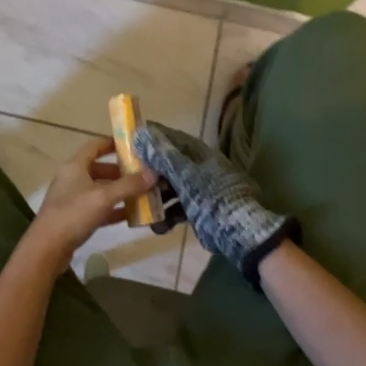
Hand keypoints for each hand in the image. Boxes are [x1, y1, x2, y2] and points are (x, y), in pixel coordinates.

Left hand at [21, 138, 157, 276]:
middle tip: (143, 175)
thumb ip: (129, 185)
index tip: (134, 147)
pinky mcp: (76, 218)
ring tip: (142, 194)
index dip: (113, 143)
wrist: (47, 248)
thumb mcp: (103, 197)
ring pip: (100, 190)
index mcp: (75, 166)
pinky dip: (114, 210)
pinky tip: (131, 215)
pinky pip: (99, 209)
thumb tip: (153, 173)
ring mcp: (73, 199)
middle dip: (122, 172)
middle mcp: (73, 179)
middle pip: (100, 169)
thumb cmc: (73, 214)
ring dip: (120, 192)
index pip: (95, 146)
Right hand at [133, 122, 297, 288]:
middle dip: (149, 173)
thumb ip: (163, 156)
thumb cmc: (211, 198)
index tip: (130, 140)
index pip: (171, 138)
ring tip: (141, 208)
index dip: (151, 138)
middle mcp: (198, 168)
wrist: (237, 231)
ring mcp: (199, 189)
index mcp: (198, 154)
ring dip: (156, 198)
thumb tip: (141, 133)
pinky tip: (159, 228)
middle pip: (168, 164)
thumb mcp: (185, 175)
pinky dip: (167, 216)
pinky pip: (177, 208)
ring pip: (170, 188)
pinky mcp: (199, 209)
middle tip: (129, 178)